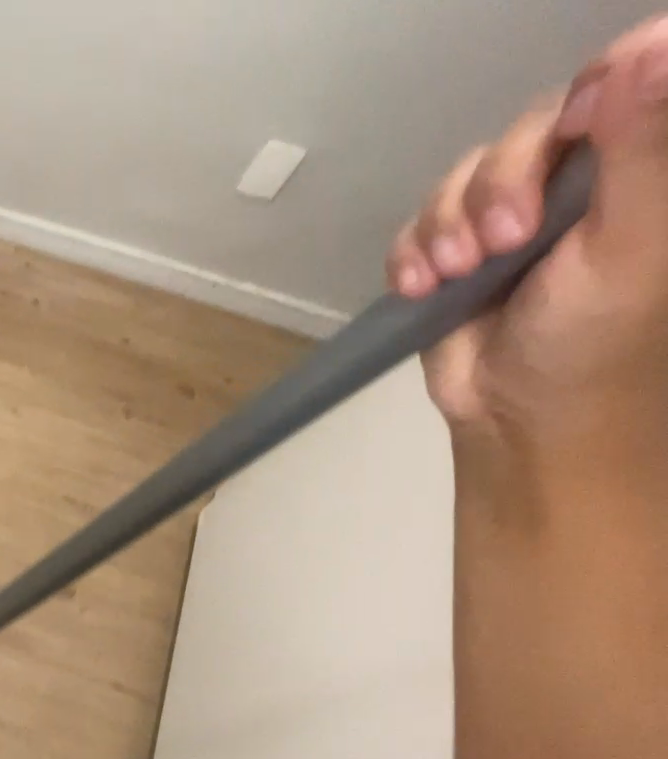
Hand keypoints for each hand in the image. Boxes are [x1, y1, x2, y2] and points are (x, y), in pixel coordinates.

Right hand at [388, 17, 667, 461]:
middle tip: (503, 242)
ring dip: (446, 227)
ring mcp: (512, 213)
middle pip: (532, 127)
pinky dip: (410, 254)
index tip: (574, 127)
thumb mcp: (631, 241)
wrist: (515, 411)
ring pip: (464, 176)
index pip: (626, 79)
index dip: (596, 85)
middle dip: (499, 185)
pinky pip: (416, 222)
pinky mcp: (453, 247)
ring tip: (455, 275)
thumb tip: (649, 51)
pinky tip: (420, 287)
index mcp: (645, 165)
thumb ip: (643, 149)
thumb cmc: (594, 334)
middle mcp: (584, 177)